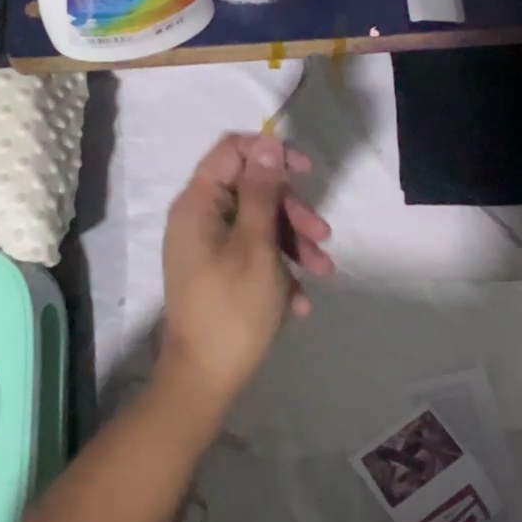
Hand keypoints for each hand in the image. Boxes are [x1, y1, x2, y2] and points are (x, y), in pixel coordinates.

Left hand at [158, 134, 333, 404]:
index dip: (270, 152)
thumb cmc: (232, 308)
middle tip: (322, 237)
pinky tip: (300, 303)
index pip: (232, 150)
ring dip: (294, 243)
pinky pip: (252, 254)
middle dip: (292, 211)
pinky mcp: (217, 272)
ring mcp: (206, 246)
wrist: (204, 379)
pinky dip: (279, 270)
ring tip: (323, 273)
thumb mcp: (256, 246)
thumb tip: (266, 142)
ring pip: (259, 224)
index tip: (306, 170)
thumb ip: (262, 191)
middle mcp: (198, 218)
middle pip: (252, 190)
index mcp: (198, 204)